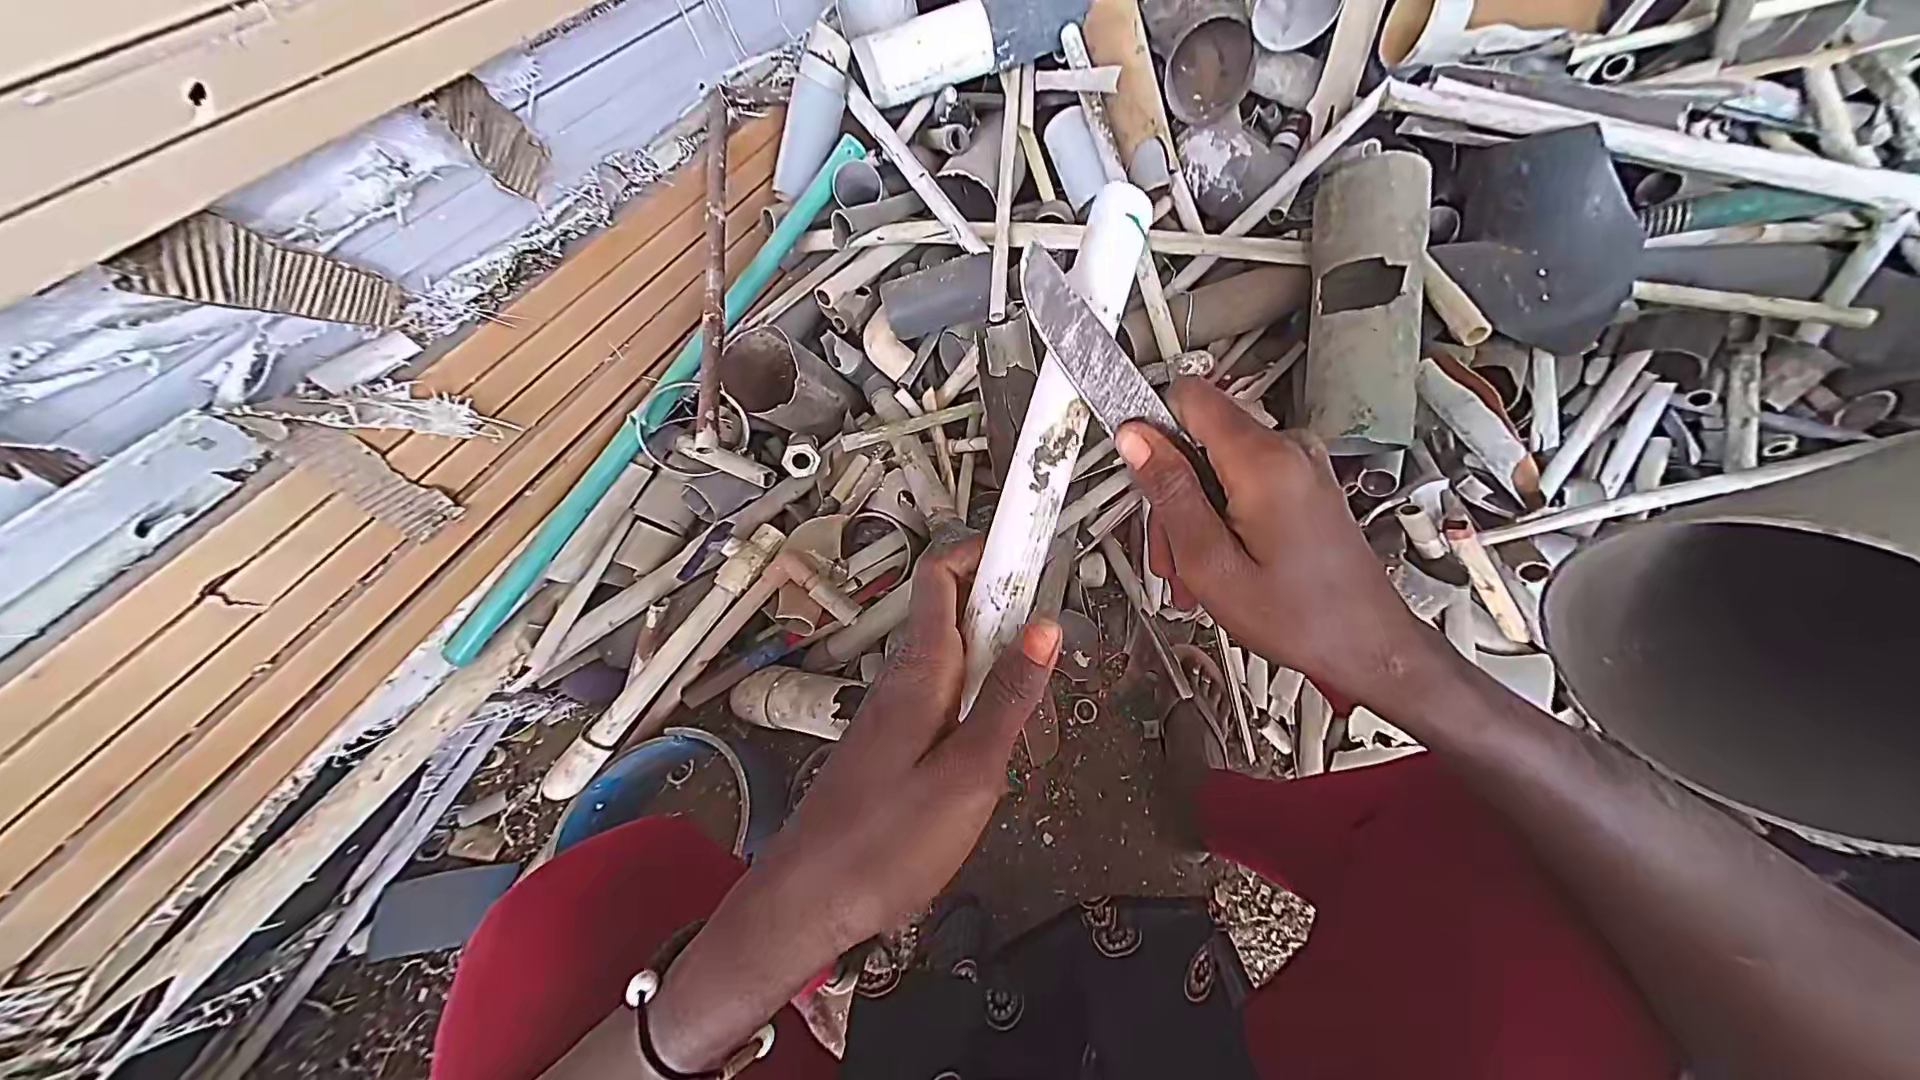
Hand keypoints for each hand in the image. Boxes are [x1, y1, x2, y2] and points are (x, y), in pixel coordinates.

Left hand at [760, 535, 1059, 947]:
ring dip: (998, 650)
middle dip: (1005, 603)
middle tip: (1049, 628)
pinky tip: (1000, 728)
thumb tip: (1042, 631)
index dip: (983, 549)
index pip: (942, 575)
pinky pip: (946, 688)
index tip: (1029, 545)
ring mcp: (899, 705)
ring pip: (954, 650)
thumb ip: (1008, 699)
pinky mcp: (899, 734)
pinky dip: (980, 688)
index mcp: (918, 671)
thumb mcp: (968, 774)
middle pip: (953, 608)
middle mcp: (905, 676)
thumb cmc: (883, 844)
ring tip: (1036, 681)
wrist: (810, 900)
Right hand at [1116, 377, 1429, 713]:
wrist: (1365, 644)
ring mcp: (1299, 464)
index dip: (1150, 425)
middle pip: (1195, 440)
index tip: (1132, 458)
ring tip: (1195, 568)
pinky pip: (1238, 480)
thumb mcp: (1210, 561)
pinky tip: (1218, 559)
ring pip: (1212, 465)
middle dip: (1169, 493)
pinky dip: (1217, 516)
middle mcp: (1288, 450)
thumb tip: (1136, 440)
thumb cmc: (1301, 616)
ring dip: (1190, 513)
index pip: (1188, 397)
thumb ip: (1169, 491)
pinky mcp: (1301, 481)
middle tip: (1170, 547)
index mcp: (1263, 462)